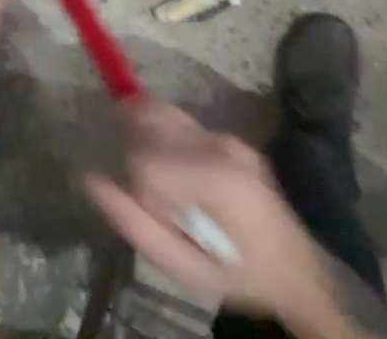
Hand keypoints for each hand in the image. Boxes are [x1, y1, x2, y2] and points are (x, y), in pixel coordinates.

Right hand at [83, 103, 334, 323]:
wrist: (296, 269)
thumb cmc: (235, 272)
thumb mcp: (182, 265)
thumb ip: (134, 222)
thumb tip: (89, 180)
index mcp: (212, 177)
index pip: (142, 159)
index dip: (137, 187)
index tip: (153, 214)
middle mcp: (220, 145)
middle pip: (150, 119)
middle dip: (137, 150)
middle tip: (152, 193)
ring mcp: (229, 138)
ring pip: (164, 114)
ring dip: (149, 138)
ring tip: (162, 179)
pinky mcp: (231, 138)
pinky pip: (182, 124)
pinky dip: (166, 138)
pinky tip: (178, 170)